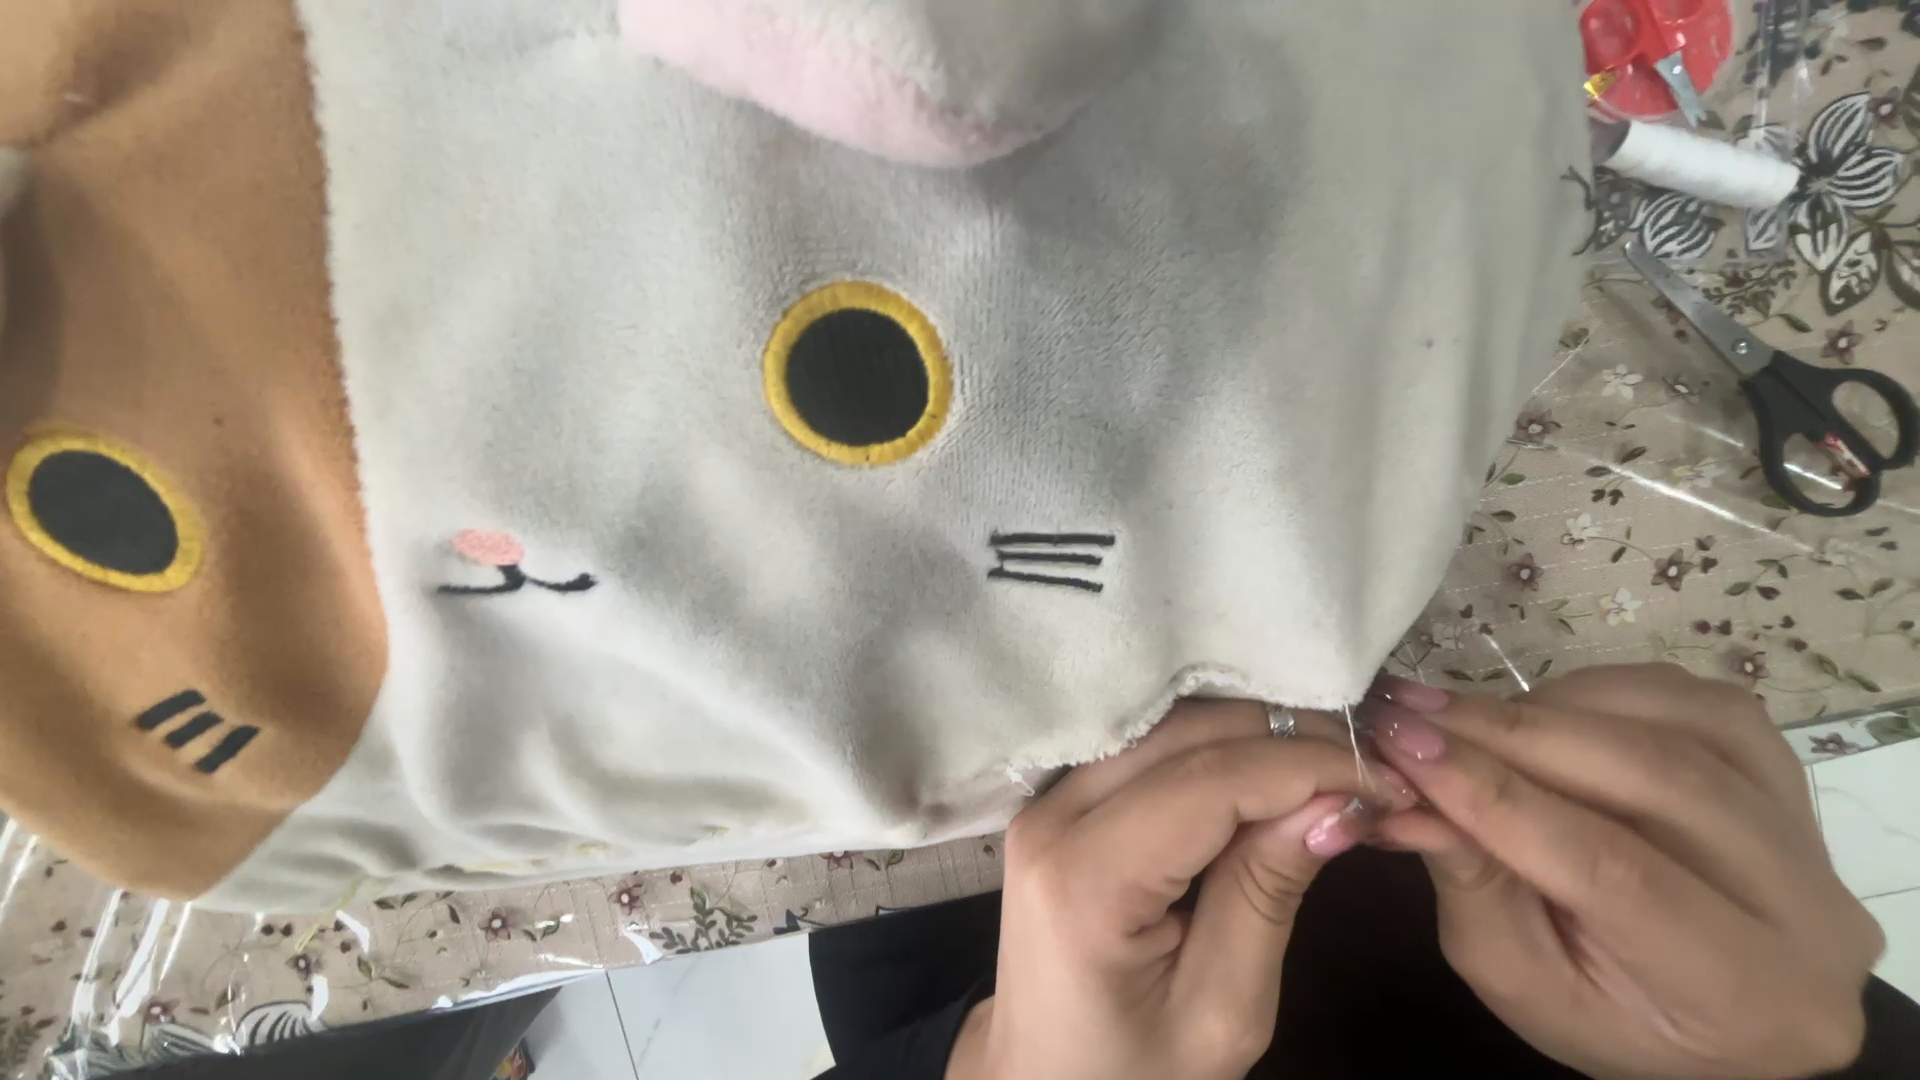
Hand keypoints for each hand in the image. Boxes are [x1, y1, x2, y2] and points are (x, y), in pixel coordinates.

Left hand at [946, 699, 1412, 1079]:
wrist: (1041, 1073)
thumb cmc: (1135, 1069)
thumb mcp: (1222, 1011)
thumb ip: (1266, 893)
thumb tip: (1336, 798)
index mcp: (1084, 879)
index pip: (1206, 782)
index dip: (1302, 764)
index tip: (1385, 776)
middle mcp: (1051, 816)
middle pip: (1181, 734)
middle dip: (1284, 733)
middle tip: (1366, 763)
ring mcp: (1044, 798)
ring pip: (1162, 724)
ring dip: (1250, 729)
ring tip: (1327, 760)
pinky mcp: (1053, 796)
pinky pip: (1141, 743)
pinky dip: (1210, 742)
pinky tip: (1263, 760)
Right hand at [1367, 664, 1881, 1079]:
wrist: (1696, 1008)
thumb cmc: (1591, 1003)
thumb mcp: (1505, 969)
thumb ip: (1464, 879)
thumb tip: (1401, 790)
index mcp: (1740, 990)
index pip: (1612, 870)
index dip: (1493, 793)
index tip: (1397, 740)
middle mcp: (1807, 908)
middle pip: (1657, 781)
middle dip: (1508, 732)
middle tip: (1408, 709)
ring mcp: (1810, 831)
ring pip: (1681, 724)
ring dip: (1549, 706)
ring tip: (1466, 720)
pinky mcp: (1788, 774)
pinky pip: (1695, 700)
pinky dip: (1599, 690)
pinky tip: (1543, 714)